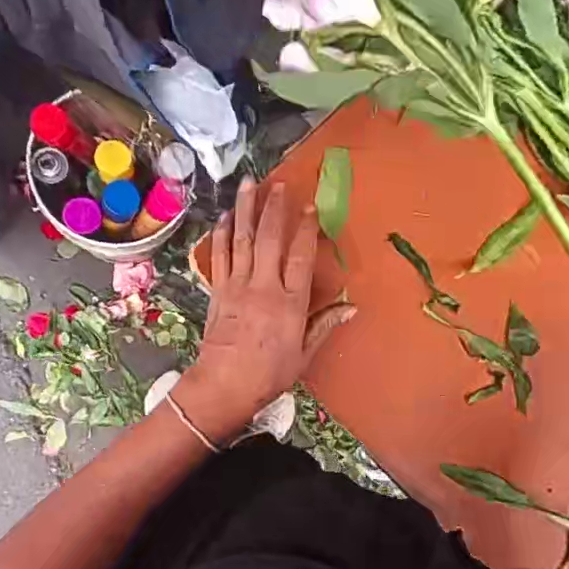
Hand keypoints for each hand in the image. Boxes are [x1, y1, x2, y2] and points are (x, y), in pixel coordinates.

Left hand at [176, 178, 354, 440]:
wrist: (223, 385)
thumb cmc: (268, 374)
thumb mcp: (303, 355)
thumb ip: (324, 325)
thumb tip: (351, 307)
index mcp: (289, 302)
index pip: (300, 256)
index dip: (306, 229)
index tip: (310, 207)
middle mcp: (263, 287)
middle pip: (270, 238)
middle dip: (274, 208)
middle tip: (279, 184)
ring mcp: (237, 286)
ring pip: (242, 240)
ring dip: (245, 210)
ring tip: (247, 184)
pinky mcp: (218, 291)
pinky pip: (220, 256)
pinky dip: (221, 235)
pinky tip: (224, 217)